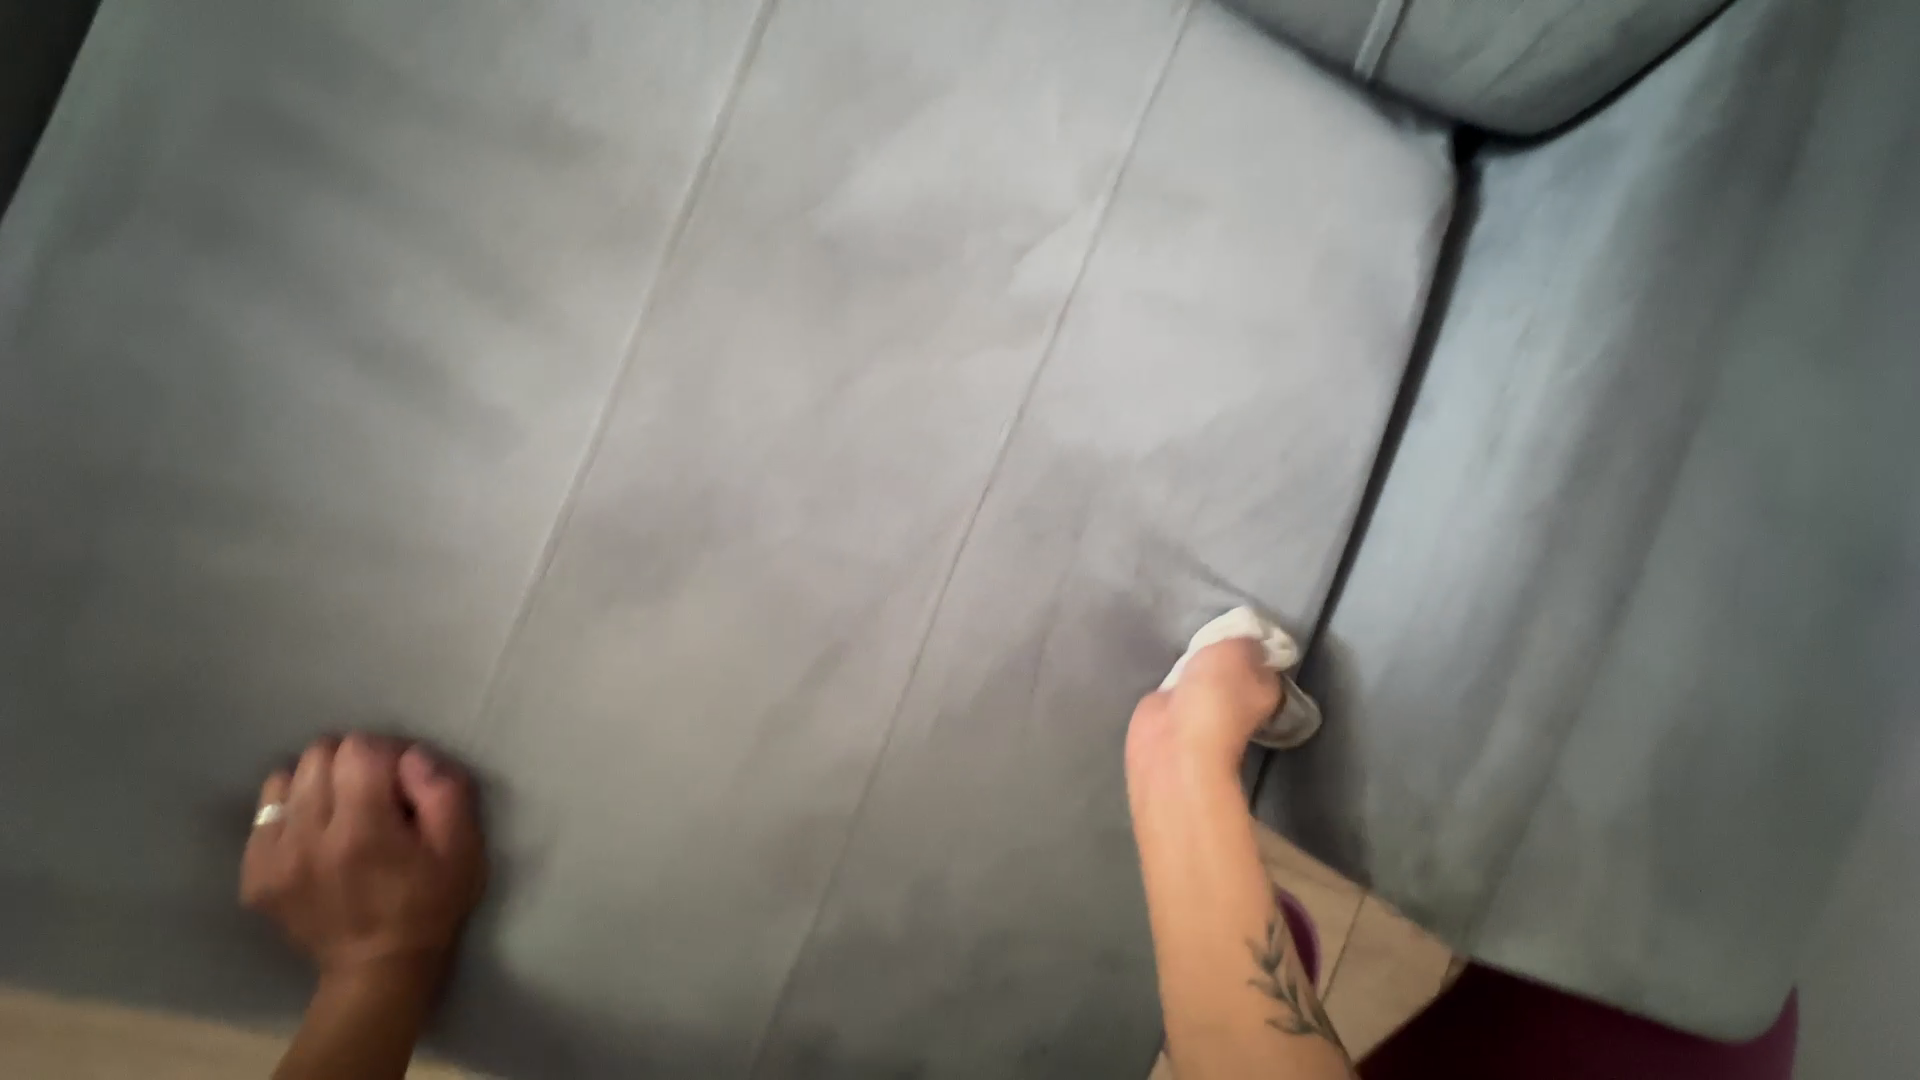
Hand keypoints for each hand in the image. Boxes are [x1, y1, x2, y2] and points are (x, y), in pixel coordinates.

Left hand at [241, 734, 486, 994]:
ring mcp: (271, 860)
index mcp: (362, 831)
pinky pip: (264, 813)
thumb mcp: (463, 843)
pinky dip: (294, 808)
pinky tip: (319, 831)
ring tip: (346, 808)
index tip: (406, 777)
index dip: (388, 751)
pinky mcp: (252, 876)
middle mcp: (306, 840)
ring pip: (284, 778)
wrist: (380, 966)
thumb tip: (410, 755)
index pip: (358, 749)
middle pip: (317, 756)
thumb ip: (443, 789)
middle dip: (353, 762)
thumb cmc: (433, 899)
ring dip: (319, 782)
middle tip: (379, 791)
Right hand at [1128, 639, 1282, 778]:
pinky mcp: (1173, 715)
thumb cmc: (1215, 692)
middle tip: (1205, 633)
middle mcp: (1240, 703)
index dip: (1251, 642)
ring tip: (1184, 644)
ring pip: (1203, 679)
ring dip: (1194, 666)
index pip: (1264, 660)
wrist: (1174, 735)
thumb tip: (1247, 639)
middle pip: (1231, 669)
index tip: (1236, 626)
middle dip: (1218, 654)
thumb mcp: (1236, 649)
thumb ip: (1242, 638)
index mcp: (1265, 689)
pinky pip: (1176, 688)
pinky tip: (1166, 666)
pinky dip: (1171, 680)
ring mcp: (1205, 711)